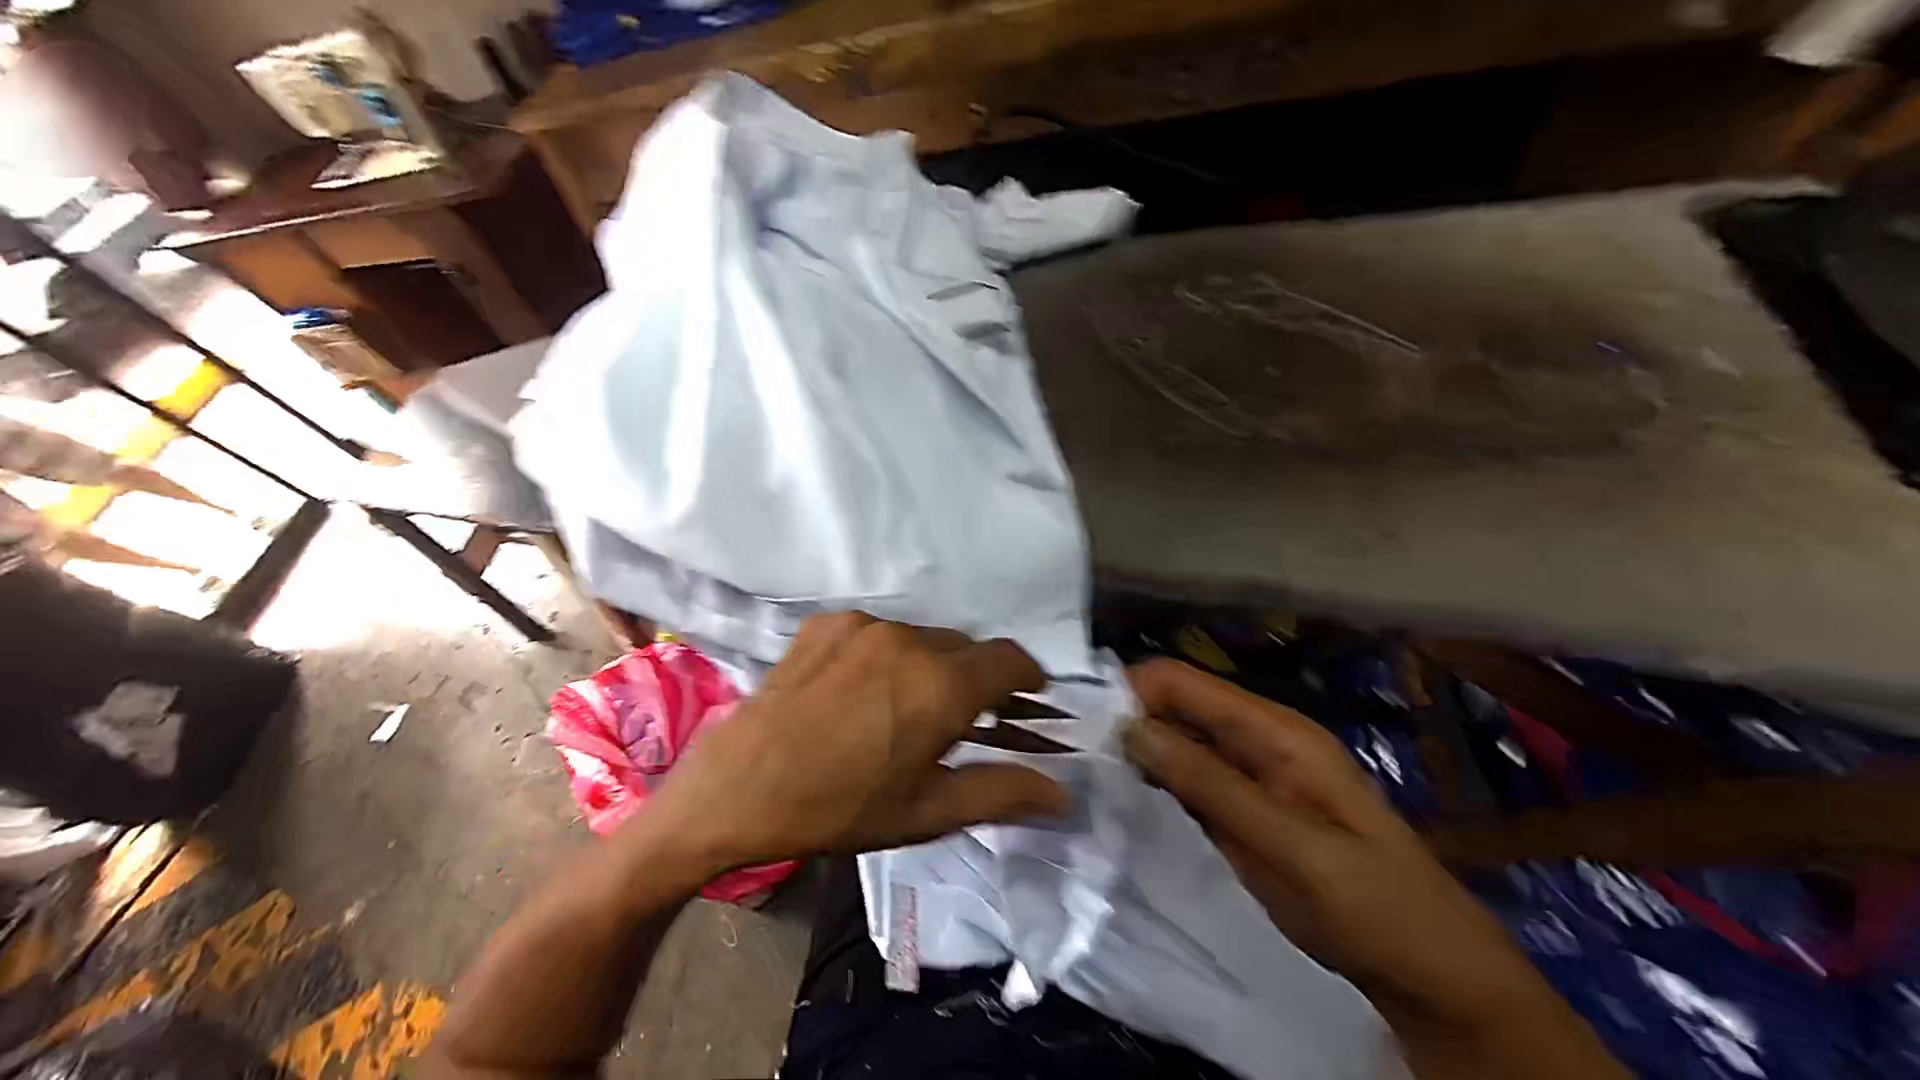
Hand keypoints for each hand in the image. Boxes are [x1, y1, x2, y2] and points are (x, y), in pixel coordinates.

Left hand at [639, 614, 1069, 872]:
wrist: (739, 787)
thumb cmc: (841, 809)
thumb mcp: (927, 810)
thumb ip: (1002, 792)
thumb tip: (1062, 792)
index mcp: (943, 684)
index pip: (1011, 660)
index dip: (1029, 679)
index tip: (1028, 700)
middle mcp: (910, 639)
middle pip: (968, 648)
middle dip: (978, 679)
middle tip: (963, 719)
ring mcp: (864, 624)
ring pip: (924, 637)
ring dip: (932, 665)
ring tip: (906, 706)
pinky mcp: (827, 623)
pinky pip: (879, 631)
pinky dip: (888, 654)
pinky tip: (862, 690)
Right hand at [1123, 657, 1552, 1025]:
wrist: (1432, 974)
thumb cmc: (1371, 907)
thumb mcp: (1290, 847)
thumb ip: (1209, 784)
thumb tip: (1130, 726)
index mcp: (1275, 731)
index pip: (1183, 682)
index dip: (1131, 692)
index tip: (1082, 726)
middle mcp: (1257, 738)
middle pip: (1174, 704)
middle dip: (1126, 719)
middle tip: (1076, 753)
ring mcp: (1249, 772)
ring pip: (1175, 738)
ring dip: (1135, 748)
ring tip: (1088, 770)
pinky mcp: (1242, 804)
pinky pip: (1186, 775)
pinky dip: (1154, 777)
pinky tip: (1124, 793)